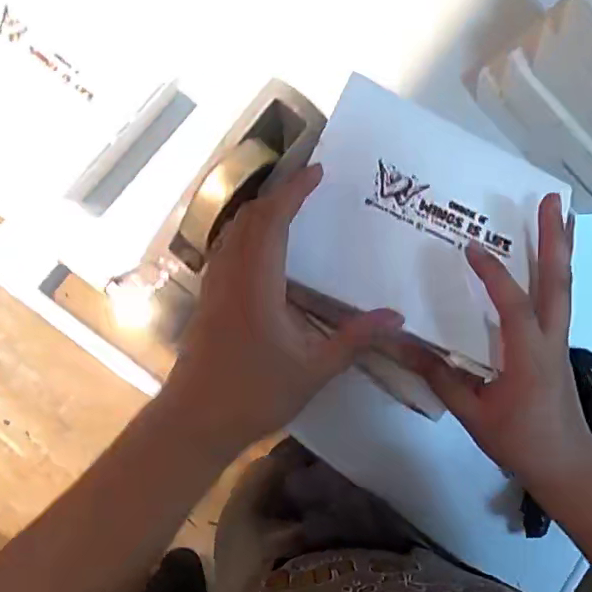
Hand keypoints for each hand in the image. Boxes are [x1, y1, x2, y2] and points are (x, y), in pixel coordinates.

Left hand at [160, 163, 403, 453]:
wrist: (195, 421)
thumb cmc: (254, 394)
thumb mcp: (314, 369)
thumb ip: (354, 339)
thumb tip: (396, 318)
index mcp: (256, 283)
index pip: (274, 221)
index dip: (295, 191)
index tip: (317, 170)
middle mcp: (230, 276)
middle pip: (249, 219)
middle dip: (278, 194)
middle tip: (307, 185)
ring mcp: (213, 288)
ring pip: (232, 233)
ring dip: (258, 213)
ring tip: (287, 209)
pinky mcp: (206, 303)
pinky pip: (225, 252)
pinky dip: (245, 236)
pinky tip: (260, 252)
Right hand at [412, 194, 591, 491]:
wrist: (565, 463)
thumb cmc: (520, 441)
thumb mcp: (473, 413)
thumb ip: (441, 377)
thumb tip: (403, 346)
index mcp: (529, 355)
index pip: (513, 305)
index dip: (493, 275)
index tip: (472, 247)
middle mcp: (550, 339)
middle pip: (557, 281)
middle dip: (554, 238)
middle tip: (553, 199)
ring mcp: (559, 340)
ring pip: (564, 287)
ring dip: (561, 249)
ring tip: (563, 214)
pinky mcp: (558, 345)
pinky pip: (560, 300)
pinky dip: (557, 273)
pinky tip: (552, 263)